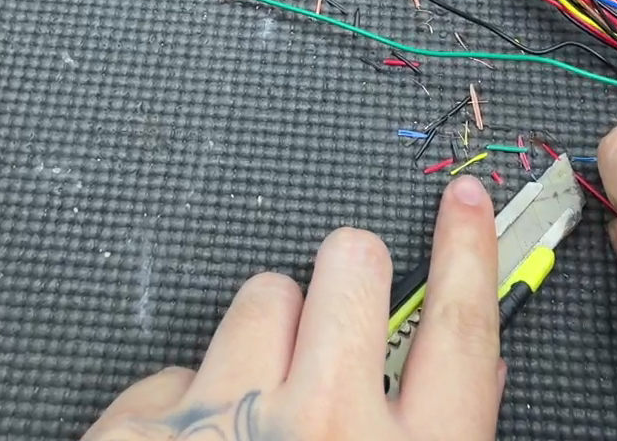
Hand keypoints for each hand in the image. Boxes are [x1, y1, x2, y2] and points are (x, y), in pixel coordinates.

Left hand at [83, 175, 503, 440]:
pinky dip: (190, 399)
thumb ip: (449, 438)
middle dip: (350, 281)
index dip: (467, 252)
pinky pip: (179, 362)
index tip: (463, 200)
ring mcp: (222, 421)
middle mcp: (319, 433)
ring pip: (265, 293)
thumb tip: (477, 368)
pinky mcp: (139, 428)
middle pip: (352, 263)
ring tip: (259, 412)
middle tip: (335, 334)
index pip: (458, 330)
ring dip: (268, 338)